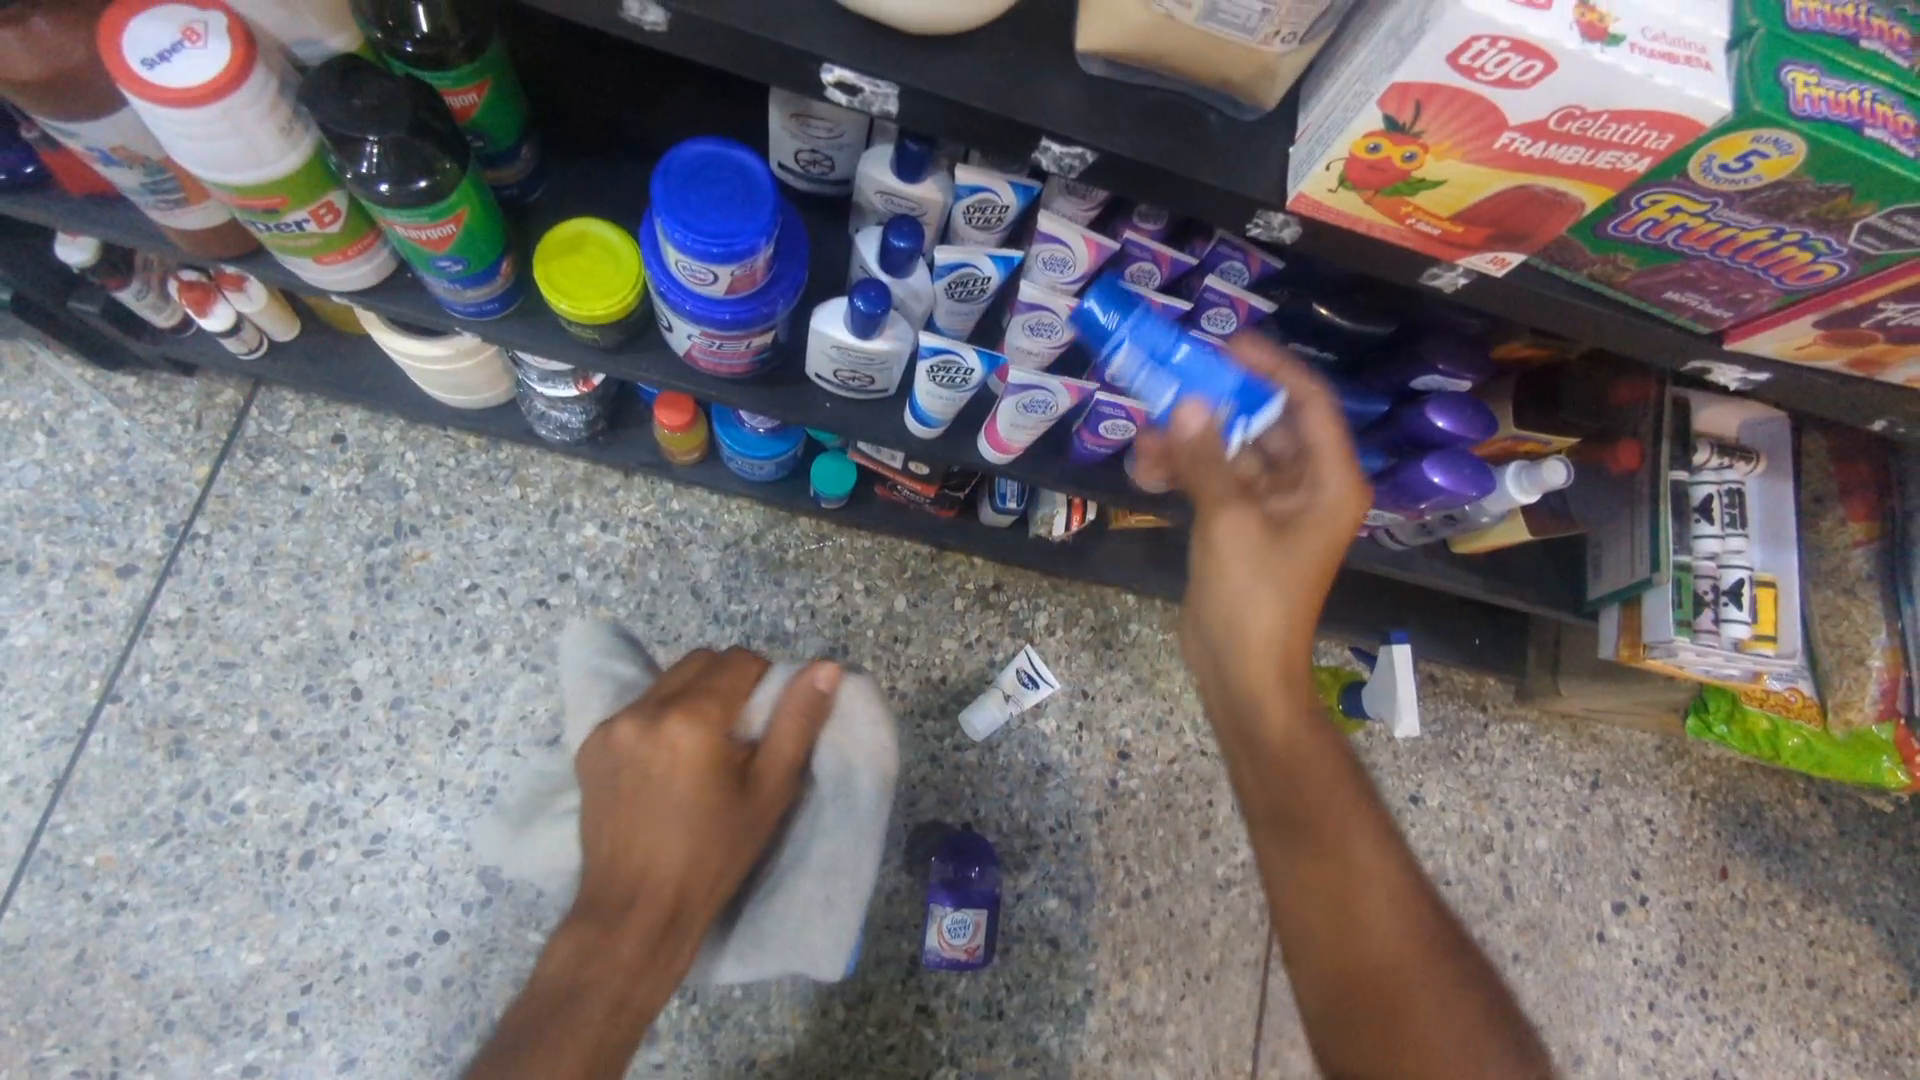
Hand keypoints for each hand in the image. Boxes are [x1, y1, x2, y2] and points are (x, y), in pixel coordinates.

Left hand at [569, 648, 841, 955]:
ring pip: (668, 681)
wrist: (635, 912)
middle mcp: (643, 710)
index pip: (739, 661)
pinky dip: (662, 718)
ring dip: (695, 696)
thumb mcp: (770, 790)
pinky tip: (670, 762)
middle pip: (701, 662)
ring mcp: (610, 727)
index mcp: (691, 718)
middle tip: (744, 732)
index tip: (769, 723)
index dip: (765, 682)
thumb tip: (827, 666)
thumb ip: (798, 721)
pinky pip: (638, 708)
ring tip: (706, 748)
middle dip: (729, 682)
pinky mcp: (590, 746)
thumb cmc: (713, 855)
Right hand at [1132, 333, 1370, 730]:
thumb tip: (1184, 404)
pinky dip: (1183, 473)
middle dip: (1214, 407)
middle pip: (1264, 425)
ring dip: (1188, 444)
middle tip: (1168, 382)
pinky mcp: (1238, 526)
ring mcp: (1270, 508)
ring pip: (1230, 454)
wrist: (1240, 671)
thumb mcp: (1228, 520)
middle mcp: (1305, 486)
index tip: (1224, 345)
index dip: (1269, 368)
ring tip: (1143, 441)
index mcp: (1327, 480)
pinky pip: (1212, 483)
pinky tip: (1145, 470)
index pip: (1307, 403)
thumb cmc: (1252, 597)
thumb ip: (1206, 458)